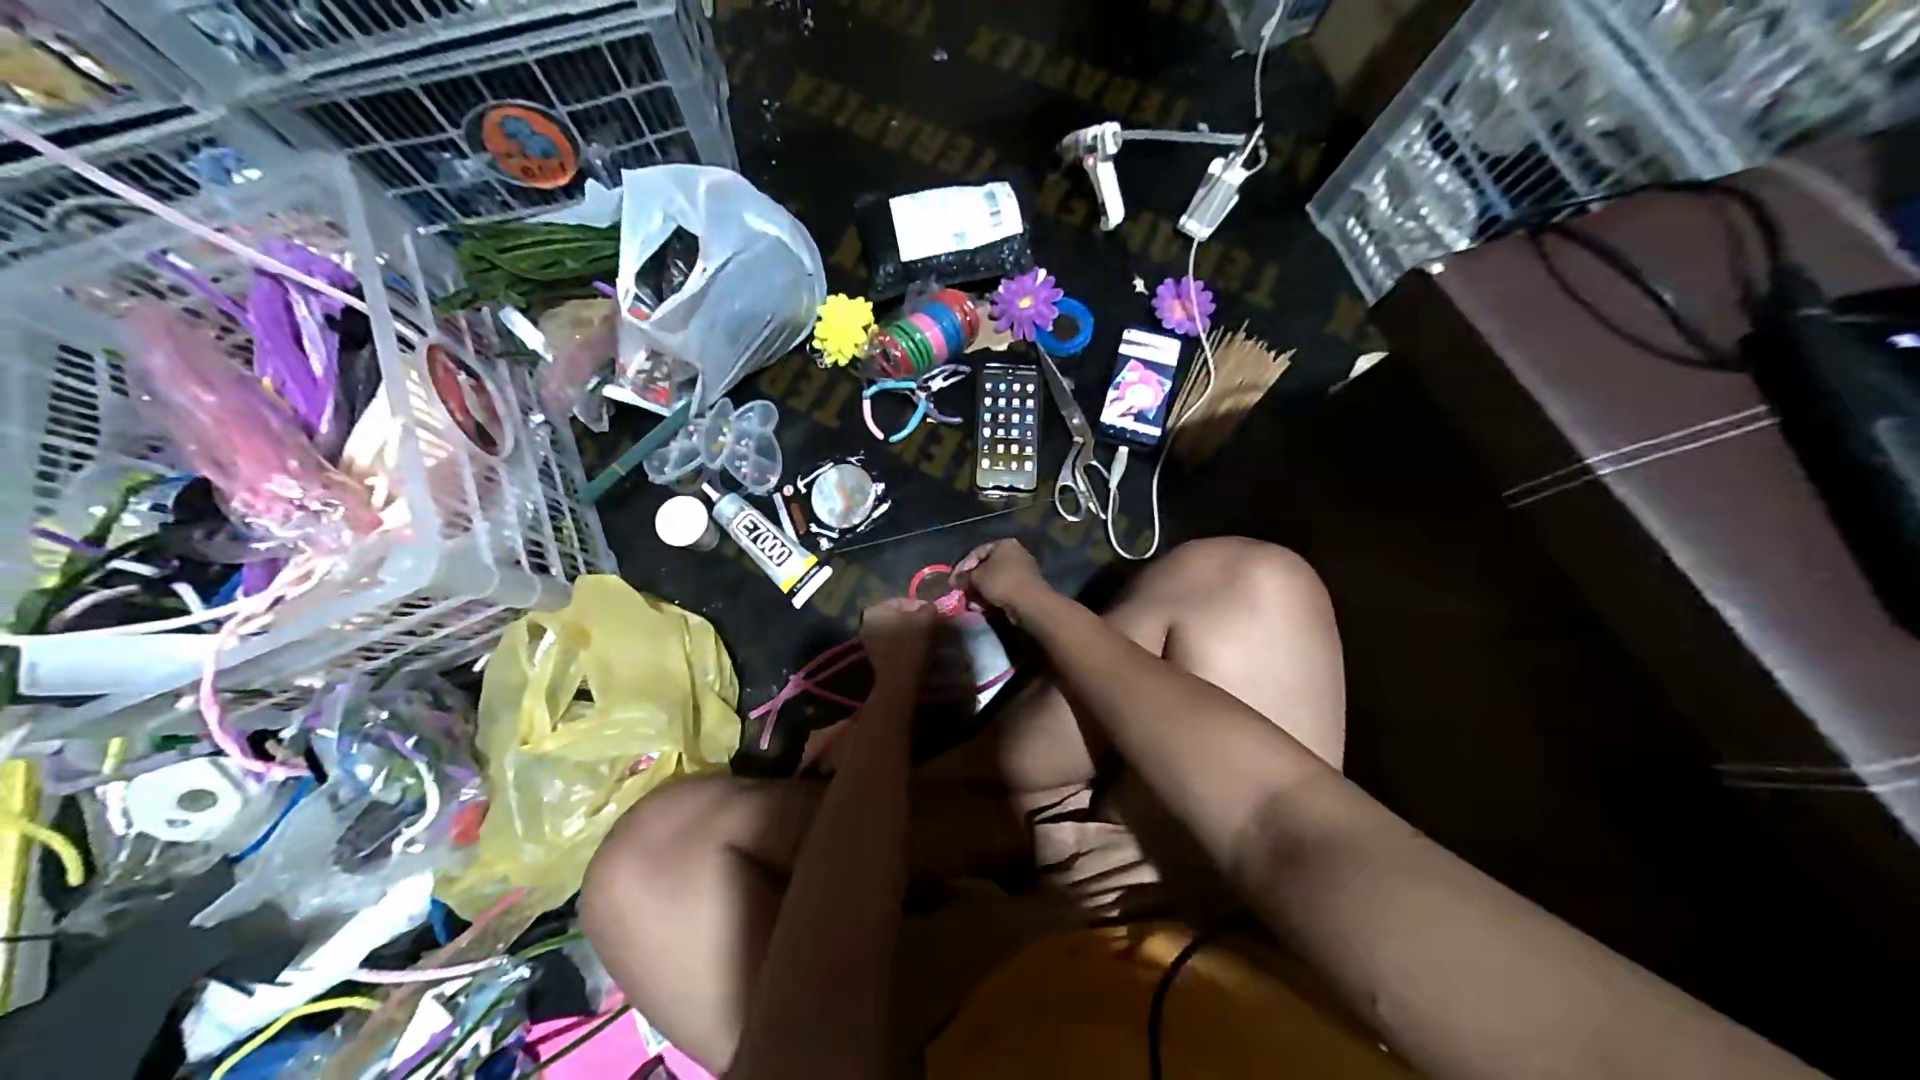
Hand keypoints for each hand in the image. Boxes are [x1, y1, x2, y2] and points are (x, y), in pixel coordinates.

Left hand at [859, 598, 935, 685]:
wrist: (898, 678)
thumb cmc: (910, 644)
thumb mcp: (924, 620)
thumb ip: (928, 608)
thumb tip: (929, 606)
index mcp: (876, 609)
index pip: (903, 601)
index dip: (920, 607)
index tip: (933, 615)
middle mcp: (867, 621)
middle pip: (897, 615)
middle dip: (913, 618)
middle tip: (929, 625)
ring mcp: (868, 638)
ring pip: (894, 627)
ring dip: (908, 630)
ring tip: (923, 636)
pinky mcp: (873, 652)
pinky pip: (891, 640)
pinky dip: (901, 641)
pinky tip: (913, 646)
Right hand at [951, 539, 1053, 620]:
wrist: (1030, 603)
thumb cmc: (1001, 582)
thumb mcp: (977, 577)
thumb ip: (963, 577)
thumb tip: (954, 580)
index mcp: (1004, 544)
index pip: (976, 552)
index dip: (962, 566)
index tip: (952, 580)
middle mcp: (1015, 553)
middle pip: (985, 567)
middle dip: (972, 581)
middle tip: (961, 592)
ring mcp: (1022, 571)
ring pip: (994, 580)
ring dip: (980, 591)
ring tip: (971, 603)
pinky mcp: (1025, 588)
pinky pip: (1003, 590)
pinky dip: (992, 597)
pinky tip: (983, 607)